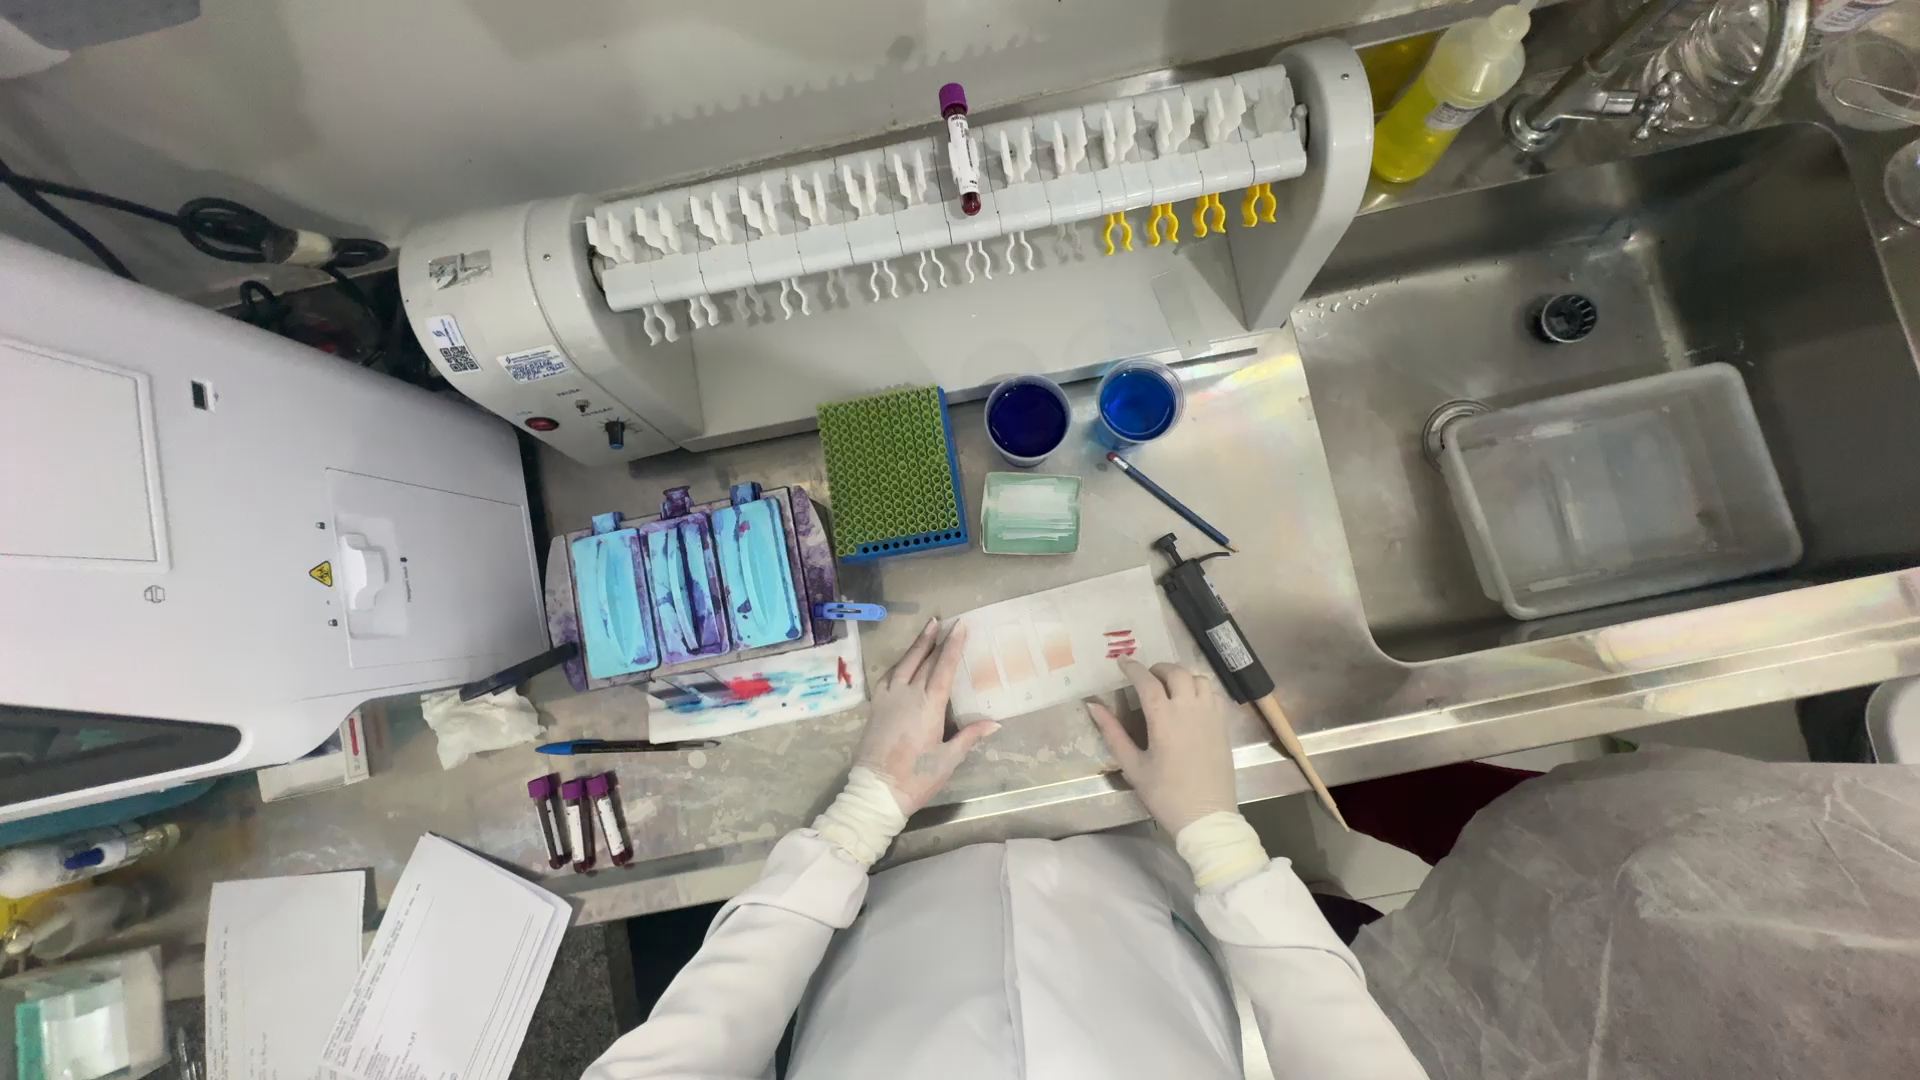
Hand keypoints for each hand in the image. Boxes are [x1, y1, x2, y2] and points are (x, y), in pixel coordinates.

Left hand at [854, 619, 999, 814]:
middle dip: (934, 640)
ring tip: (927, 630)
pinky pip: (888, 676)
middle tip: (944, 621)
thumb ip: (969, 736)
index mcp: (928, 706)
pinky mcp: (875, 707)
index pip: (943, 668)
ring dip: (916, 646)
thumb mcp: (948, 759)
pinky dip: (899, 663)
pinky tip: (903, 661)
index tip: (960, 626)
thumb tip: (994, 722)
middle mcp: (907, 695)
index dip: (953, 646)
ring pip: (903, 664)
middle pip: (923, 661)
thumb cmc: (916, 778)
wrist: (876, 791)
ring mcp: (887, 699)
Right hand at [1088, 659, 1237, 834]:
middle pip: (1175, 672)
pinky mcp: (1223, 725)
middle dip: (1158, 669)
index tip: (1122, 662)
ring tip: (1169, 687)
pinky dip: (1200, 688)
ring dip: (1181, 676)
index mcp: (1164, 718)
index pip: (1147, 681)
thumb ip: (1112, 732)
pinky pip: (1214, 694)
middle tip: (1146, 677)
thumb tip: (1093, 706)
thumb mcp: (1132, 766)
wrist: (1206, 818)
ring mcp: (1210, 716)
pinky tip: (1190, 701)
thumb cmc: (1165, 794)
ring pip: (1198, 678)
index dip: (1133, 668)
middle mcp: (1189, 709)